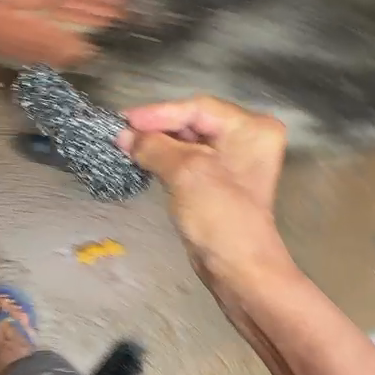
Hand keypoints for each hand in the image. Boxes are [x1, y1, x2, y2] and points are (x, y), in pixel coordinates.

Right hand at [118, 96, 296, 297]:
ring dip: (158, 145)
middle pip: (194, 123)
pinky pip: (188, 164)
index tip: (125, 120)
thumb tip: (125, 136)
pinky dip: (165, 162)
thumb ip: (155, 148)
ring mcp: (232, 165)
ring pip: (189, 144)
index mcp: (251, 128)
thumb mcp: (186, 173)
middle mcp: (246, 140)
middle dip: (157, 129)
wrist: (236, 266)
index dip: (159, 113)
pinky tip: (144, 162)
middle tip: (122, 132)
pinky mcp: (218, 185)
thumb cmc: (220, 217)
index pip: (198, 108)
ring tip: (127, 146)